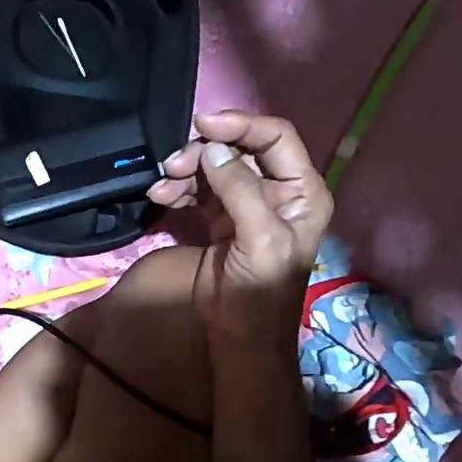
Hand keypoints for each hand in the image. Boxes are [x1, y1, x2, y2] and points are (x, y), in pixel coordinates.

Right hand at [148, 111, 332, 343]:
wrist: (240, 336)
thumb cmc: (262, 292)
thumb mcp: (260, 239)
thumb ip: (240, 190)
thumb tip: (213, 149)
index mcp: (301, 191)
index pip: (276, 138)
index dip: (241, 125)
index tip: (203, 125)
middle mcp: (277, 191)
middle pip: (240, 150)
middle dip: (205, 151)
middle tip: (173, 164)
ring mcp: (247, 204)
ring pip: (215, 169)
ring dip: (186, 171)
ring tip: (162, 186)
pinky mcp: (221, 219)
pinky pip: (199, 191)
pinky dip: (179, 189)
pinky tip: (160, 196)